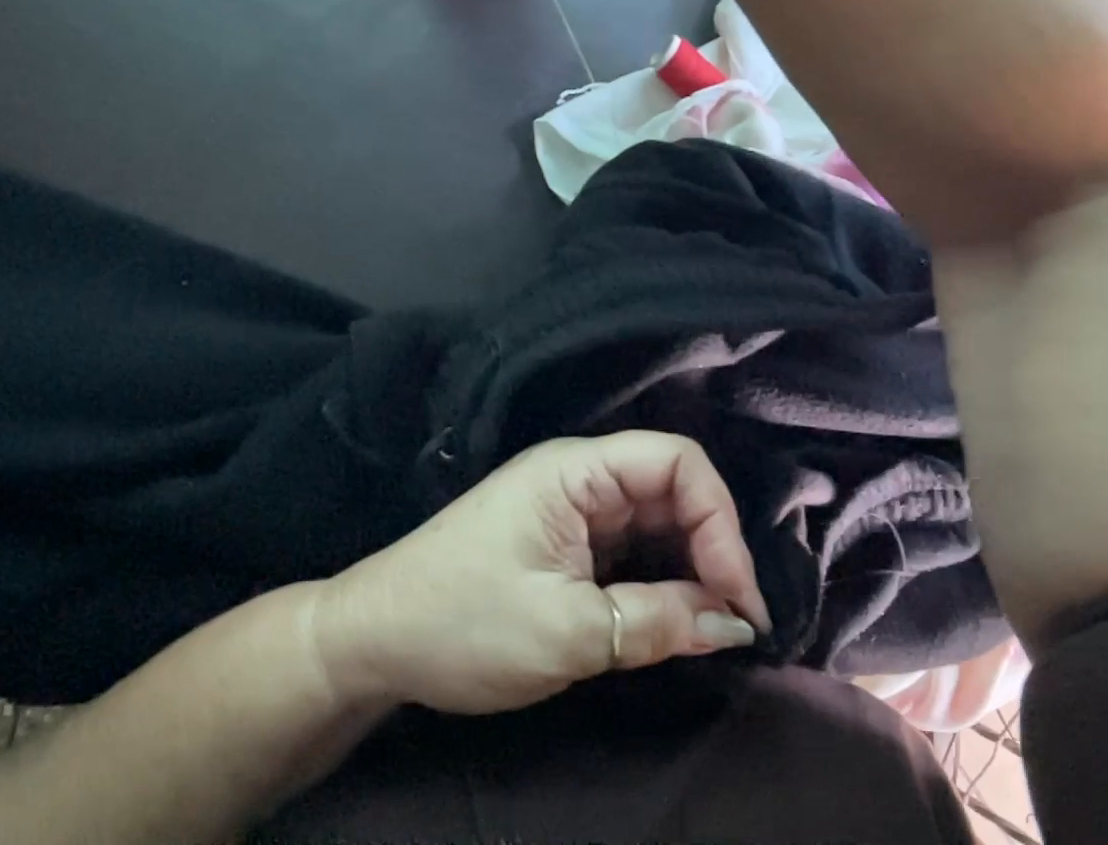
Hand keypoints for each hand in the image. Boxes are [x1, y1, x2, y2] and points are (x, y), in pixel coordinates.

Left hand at [317, 432, 773, 715]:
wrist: (370, 643)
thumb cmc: (460, 624)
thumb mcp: (567, 632)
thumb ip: (657, 622)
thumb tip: (734, 624)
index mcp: (574, 471)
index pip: (676, 463)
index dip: (719, 520)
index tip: (736, 594)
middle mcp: (579, 479)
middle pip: (673, 491)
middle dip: (711, 548)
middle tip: (733, 618)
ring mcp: (572, 512)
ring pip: (656, 524)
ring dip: (690, 569)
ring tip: (712, 625)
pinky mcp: (566, 546)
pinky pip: (632, 552)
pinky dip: (661, 582)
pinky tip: (676, 619)